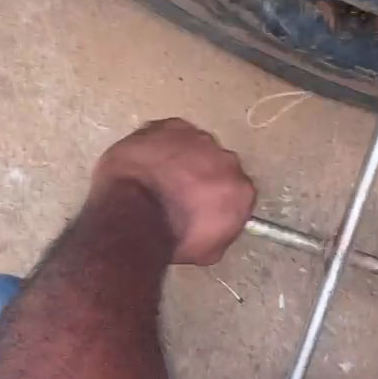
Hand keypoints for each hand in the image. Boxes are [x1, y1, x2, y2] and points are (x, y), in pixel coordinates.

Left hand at [92, 119, 255, 264]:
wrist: (136, 215)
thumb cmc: (173, 237)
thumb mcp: (208, 252)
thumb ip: (221, 233)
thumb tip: (215, 229)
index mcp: (241, 191)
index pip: (235, 192)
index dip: (217, 199)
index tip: (202, 208)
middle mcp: (227, 161)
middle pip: (217, 166)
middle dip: (202, 177)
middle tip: (179, 194)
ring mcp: (199, 140)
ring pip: (194, 147)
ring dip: (182, 158)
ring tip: (159, 176)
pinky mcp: (171, 126)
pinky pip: (170, 133)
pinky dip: (161, 144)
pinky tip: (148, 160)